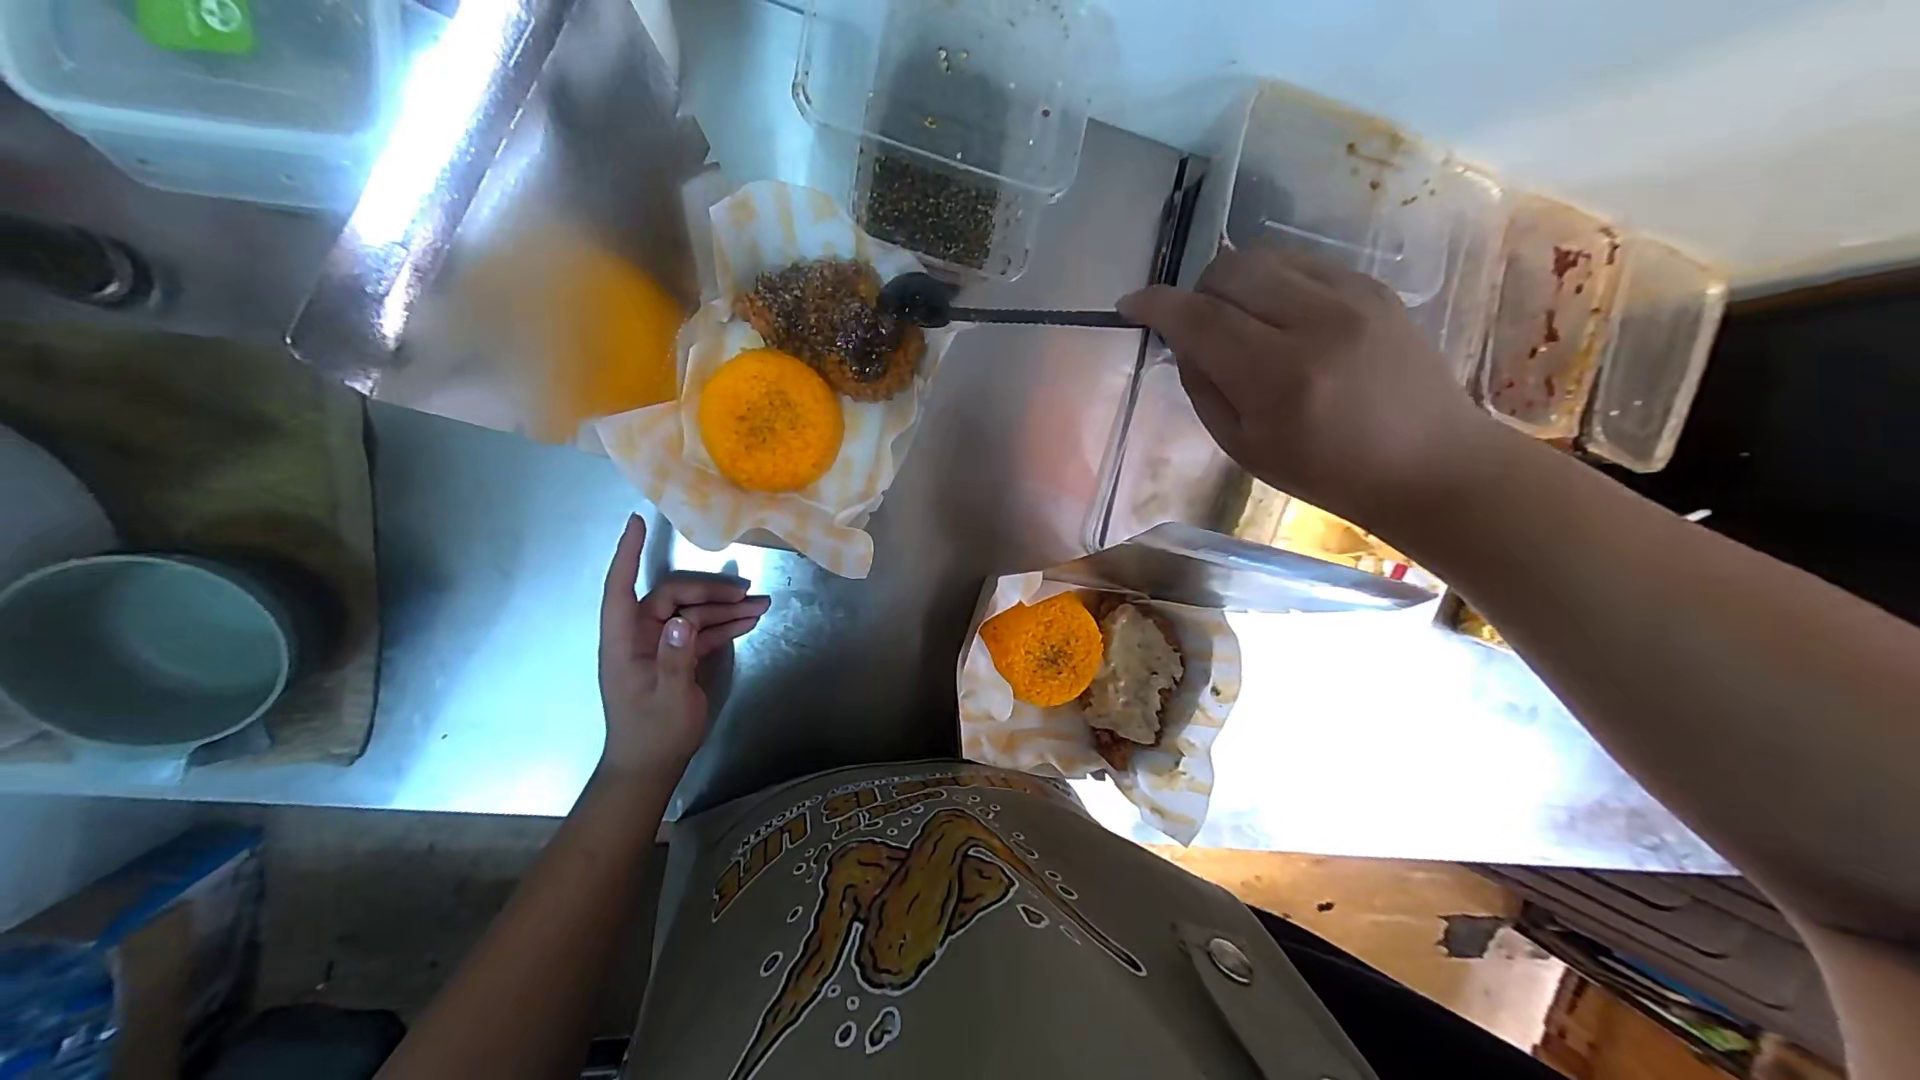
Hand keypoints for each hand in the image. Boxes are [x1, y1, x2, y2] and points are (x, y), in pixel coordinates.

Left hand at [598, 514, 770, 781]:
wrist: (652, 765)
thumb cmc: (652, 733)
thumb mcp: (668, 698)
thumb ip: (674, 658)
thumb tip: (684, 622)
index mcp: (624, 640)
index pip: (620, 587)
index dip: (627, 554)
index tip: (637, 523)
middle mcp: (639, 635)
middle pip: (673, 596)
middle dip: (710, 591)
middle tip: (747, 593)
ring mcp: (659, 644)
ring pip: (693, 612)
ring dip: (725, 608)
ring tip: (761, 605)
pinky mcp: (677, 656)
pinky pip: (702, 631)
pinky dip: (725, 626)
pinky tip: (750, 621)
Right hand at [1118, 246, 1498, 530]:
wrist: (1428, 462)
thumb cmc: (1326, 472)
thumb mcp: (1244, 447)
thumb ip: (1203, 388)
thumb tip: (1184, 341)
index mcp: (1279, 377)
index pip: (1200, 318)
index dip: (1156, 305)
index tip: (1130, 305)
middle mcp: (1317, 322)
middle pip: (1229, 270)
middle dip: (1197, 292)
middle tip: (1196, 326)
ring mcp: (1353, 297)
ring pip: (1264, 257)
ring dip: (1233, 283)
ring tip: (1239, 321)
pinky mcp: (1374, 287)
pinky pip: (1301, 262)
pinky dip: (1273, 282)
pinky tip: (1279, 316)